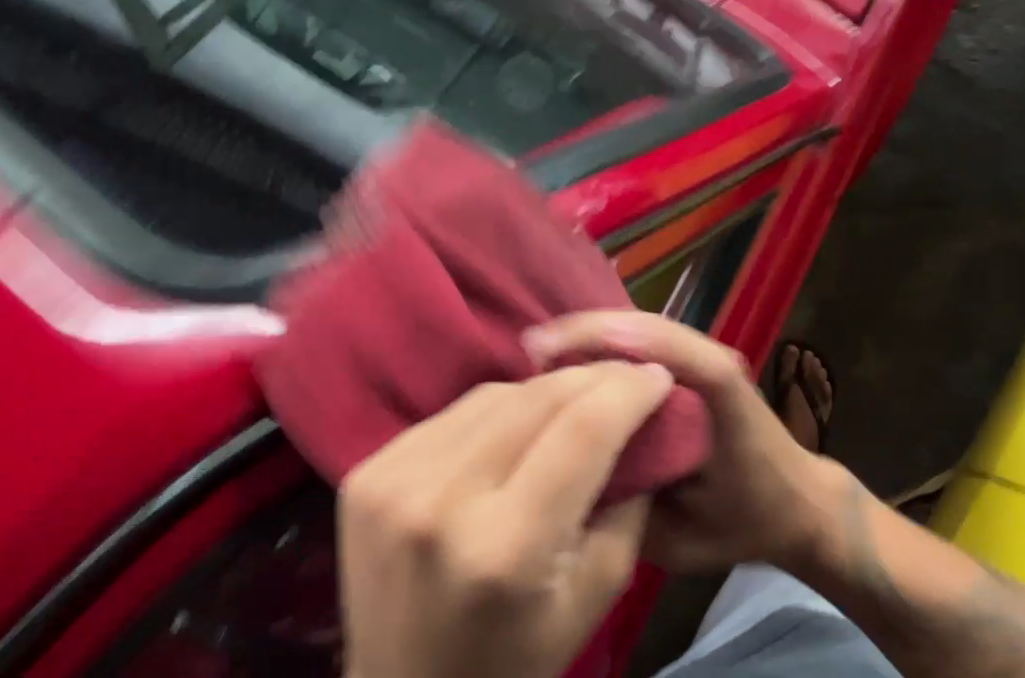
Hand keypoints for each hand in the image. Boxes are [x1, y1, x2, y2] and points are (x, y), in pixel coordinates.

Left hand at [338, 361, 674, 677]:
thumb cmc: (515, 657)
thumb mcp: (594, 596)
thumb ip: (624, 504)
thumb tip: (640, 424)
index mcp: (505, 549)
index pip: (581, 433)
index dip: (627, 392)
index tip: (657, 376)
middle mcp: (441, 504)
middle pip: (534, 402)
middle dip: (590, 378)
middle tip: (625, 375)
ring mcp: (393, 482)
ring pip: (490, 396)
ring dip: (542, 390)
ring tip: (574, 398)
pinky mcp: (367, 472)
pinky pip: (450, 415)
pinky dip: (493, 412)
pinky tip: (515, 425)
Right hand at [524, 312, 848, 574]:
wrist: (796, 503)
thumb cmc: (746, 526)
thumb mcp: (694, 543)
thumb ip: (640, 516)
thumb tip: (575, 481)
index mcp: (733, 410)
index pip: (695, 364)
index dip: (633, 348)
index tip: (567, 356)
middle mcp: (720, 370)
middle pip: (657, 331)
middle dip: (590, 333)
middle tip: (533, 350)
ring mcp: (706, 358)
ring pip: (645, 328)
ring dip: (591, 332)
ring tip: (540, 350)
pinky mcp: (691, 362)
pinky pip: (643, 341)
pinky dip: (602, 340)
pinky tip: (565, 355)